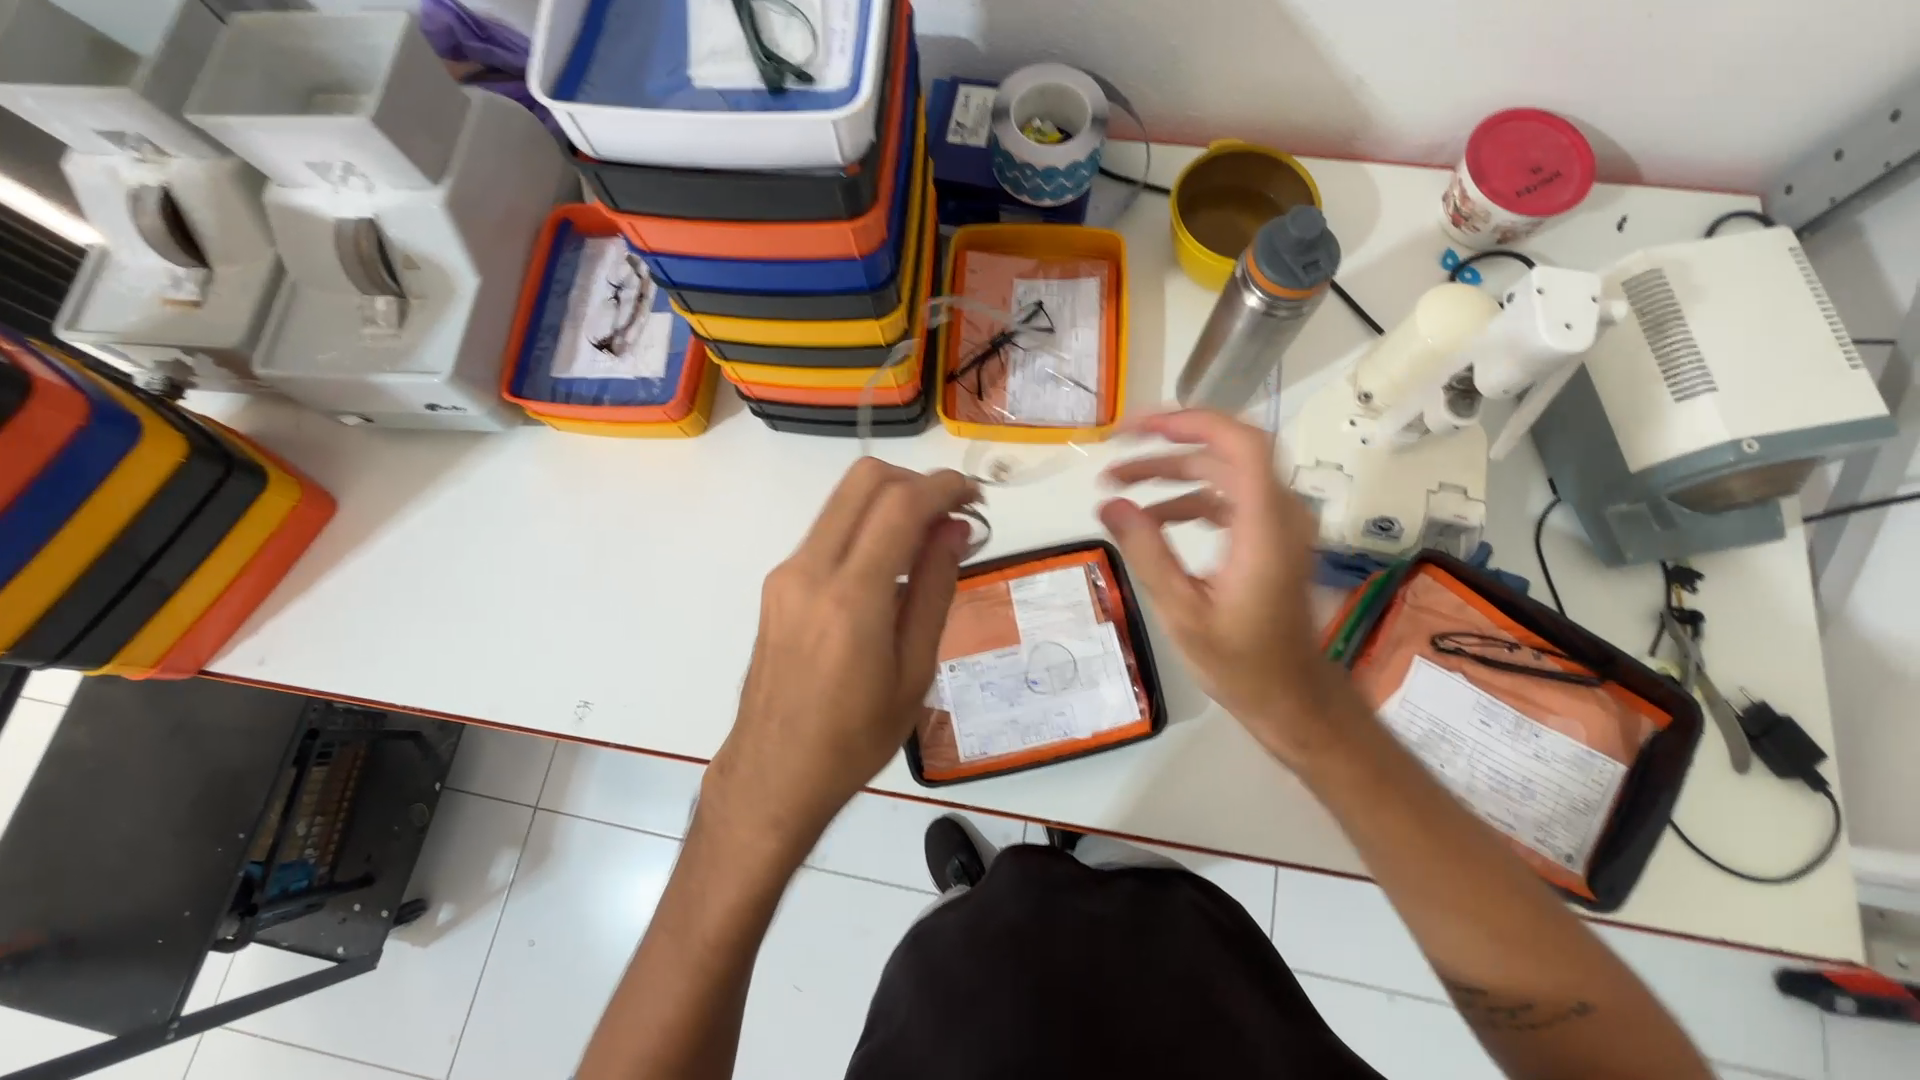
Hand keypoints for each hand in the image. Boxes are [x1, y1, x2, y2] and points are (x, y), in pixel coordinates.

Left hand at [706, 458, 978, 856]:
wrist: (774, 772)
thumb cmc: (856, 738)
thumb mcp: (914, 671)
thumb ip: (935, 590)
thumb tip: (956, 529)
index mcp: (851, 599)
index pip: (901, 505)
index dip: (945, 487)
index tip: (976, 499)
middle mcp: (810, 571)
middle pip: (864, 480)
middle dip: (916, 481)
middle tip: (953, 514)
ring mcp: (786, 574)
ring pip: (843, 500)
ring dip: (890, 500)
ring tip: (929, 540)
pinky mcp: (777, 584)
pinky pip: (828, 530)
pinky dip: (866, 526)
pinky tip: (892, 565)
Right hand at [1098, 409, 1362, 765]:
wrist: (1291, 696)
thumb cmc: (1240, 662)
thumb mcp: (1182, 611)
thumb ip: (1147, 551)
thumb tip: (1110, 504)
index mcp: (1264, 526)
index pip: (1239, 443)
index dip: (1190, 422)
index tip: (1137, 429)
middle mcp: (1280, 513)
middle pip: (1224, 453)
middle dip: (1165, 449)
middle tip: (1112, 459)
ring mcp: (1278, 524)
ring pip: (1223, 474)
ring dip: (1171, 475)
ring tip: (1118, 489)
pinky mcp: (1270, 538)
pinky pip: (1228, 499)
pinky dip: (1188, 499)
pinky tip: (1151, 520)